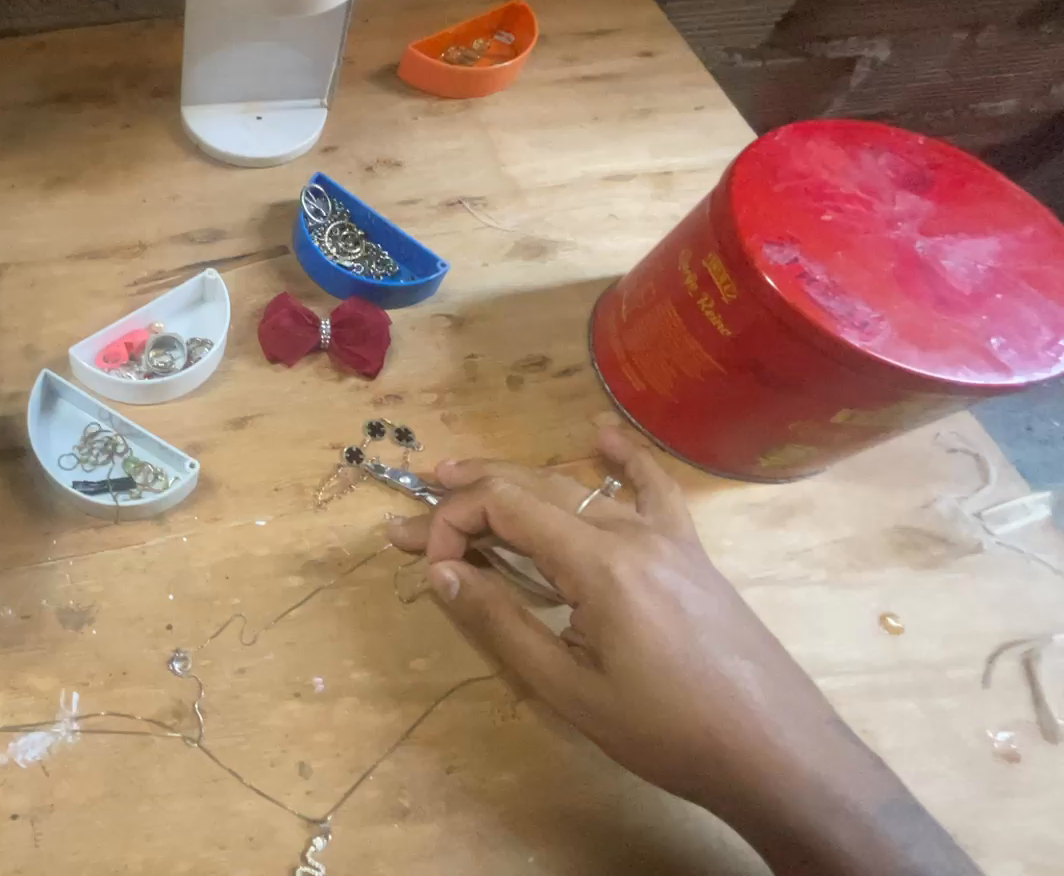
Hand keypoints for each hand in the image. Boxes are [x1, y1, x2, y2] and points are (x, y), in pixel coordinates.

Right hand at [389, 413, 977, 875]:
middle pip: (528, 489)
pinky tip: (601, 434)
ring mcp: (665, 538)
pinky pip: (654, 490)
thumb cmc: (671, 734)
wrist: (789, 765)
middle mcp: (629, 533)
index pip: (504, 507)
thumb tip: (440, 571)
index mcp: (599, 563)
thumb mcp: (569, 688)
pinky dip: (624, 458)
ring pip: (572, 487)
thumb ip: (500, 620)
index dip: (451, 522)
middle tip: (409, 519)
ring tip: (455, 474)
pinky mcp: (689, 554)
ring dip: (509, 481)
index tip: (431, 565)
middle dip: (461, 499)